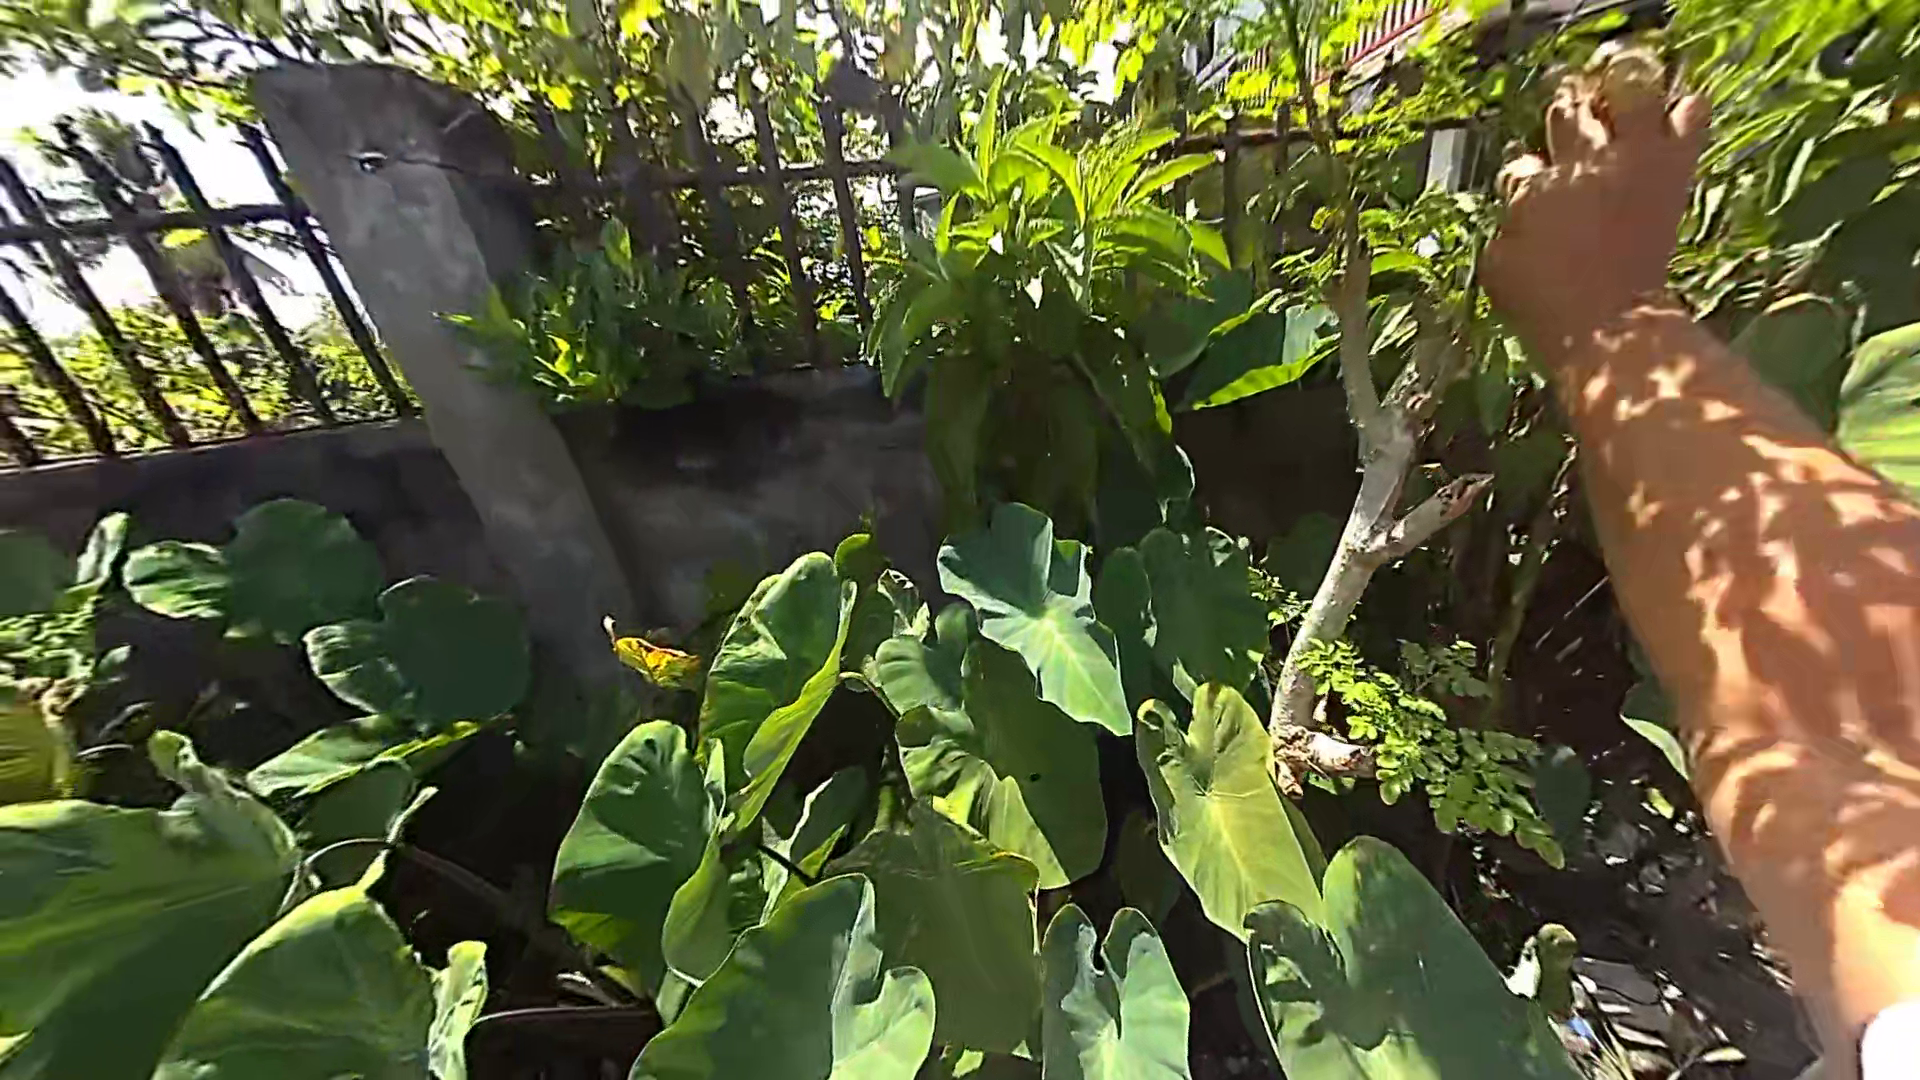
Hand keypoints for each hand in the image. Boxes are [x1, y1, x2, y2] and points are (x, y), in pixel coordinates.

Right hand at [1481, 62, 1710, 359]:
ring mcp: (1633, 157)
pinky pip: (1689, 111)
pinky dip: (1678, 107)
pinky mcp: (1674, 162)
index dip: (1518, 171)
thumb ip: (1505, 224)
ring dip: (1620, 82)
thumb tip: (1515, 203)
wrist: (1604, 315)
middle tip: (1562, 99)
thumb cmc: (1537, 298)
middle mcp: (1582, 163)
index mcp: (1531, 191)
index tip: (1519, 179)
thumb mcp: (1496, 264)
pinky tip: (1663, 114)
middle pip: (1570, 112)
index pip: (1518, 164)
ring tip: (1614, 78)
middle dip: (1562, 107)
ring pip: (1631, 90)